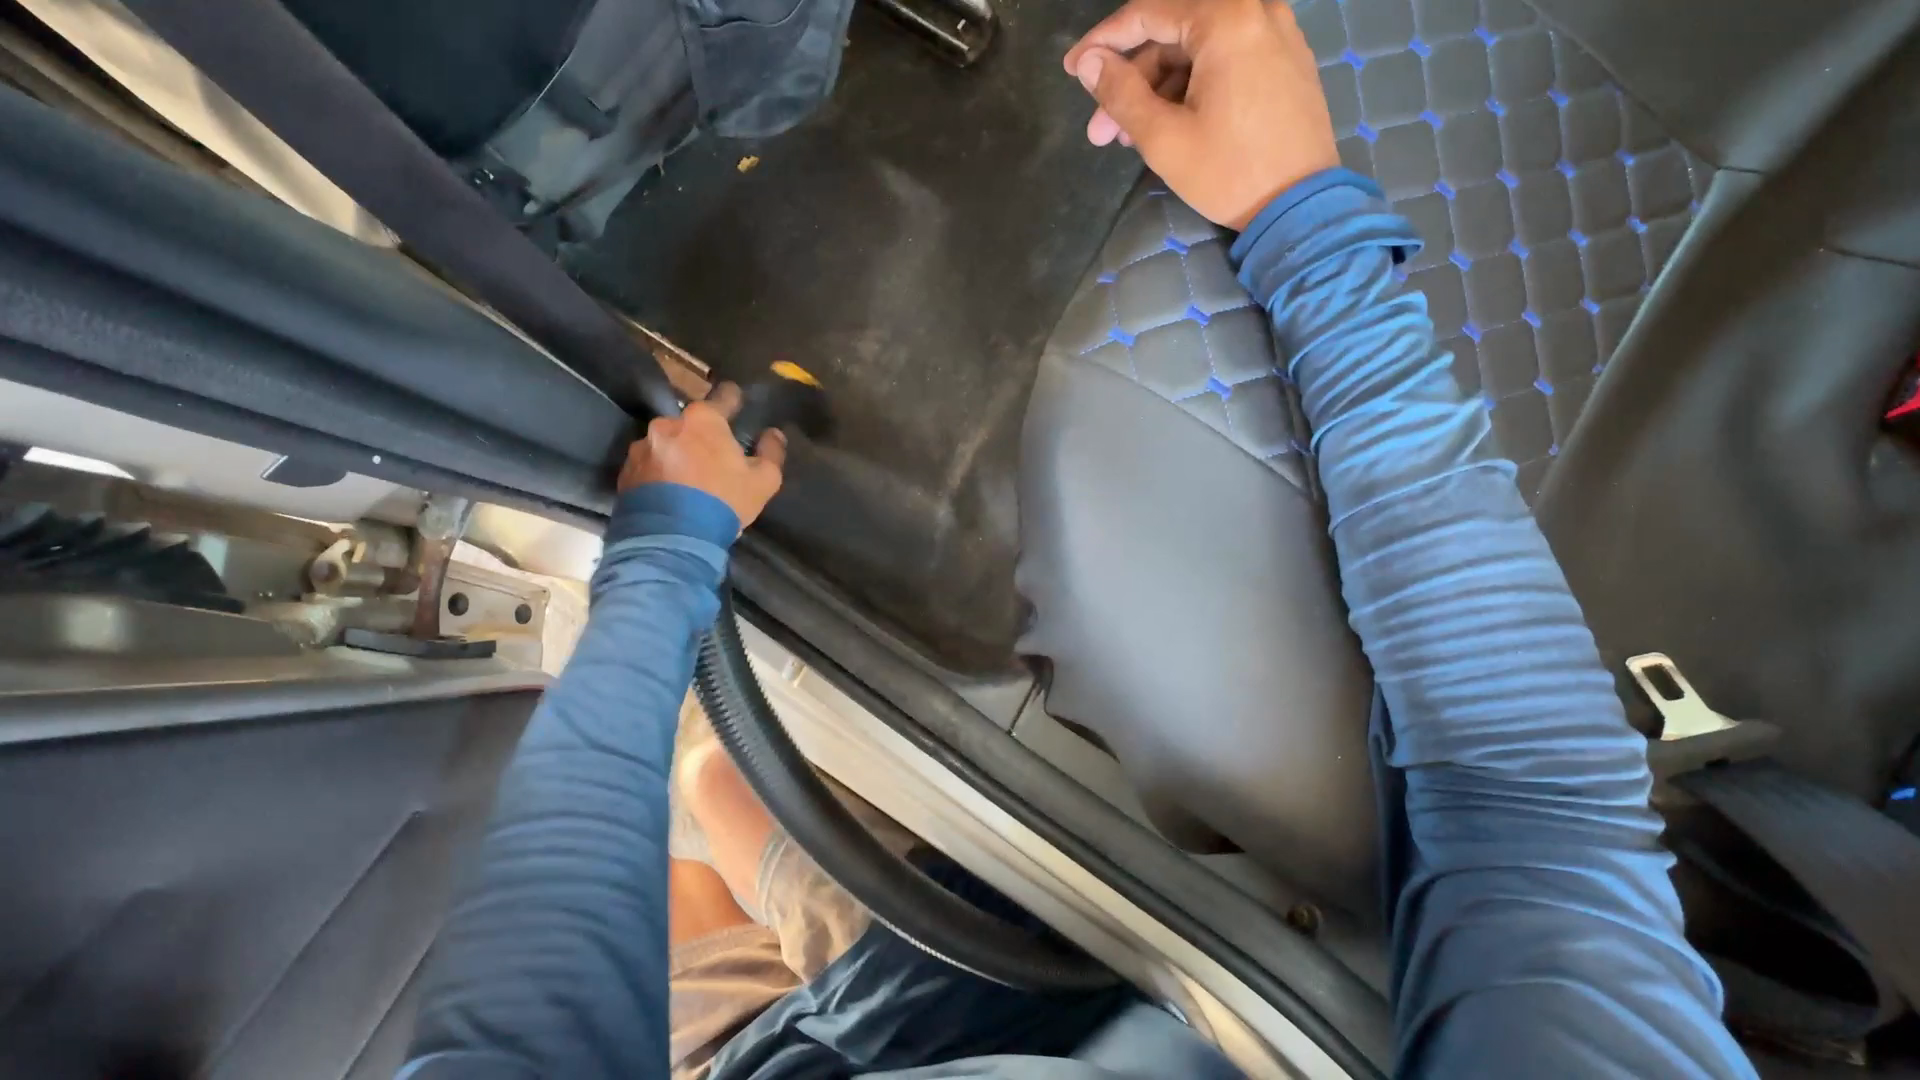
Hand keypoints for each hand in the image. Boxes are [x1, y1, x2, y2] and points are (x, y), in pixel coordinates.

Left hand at [618, 383, 787, 528]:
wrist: (670, 539)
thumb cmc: (724, 502)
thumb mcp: (763, 481)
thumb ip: (771, 452)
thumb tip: (774, 434)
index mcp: (704, 419)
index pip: (724, 396)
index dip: (735, 401)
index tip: (739, 406)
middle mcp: (668, 423)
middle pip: (692, 423)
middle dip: (703, 436)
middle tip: (714, 459)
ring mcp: (642, 446)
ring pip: (667, 443)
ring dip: (678, 454)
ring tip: (687, 481)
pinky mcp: (626, 471)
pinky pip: (648, 464)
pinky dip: (659, 473)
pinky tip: (669, 493)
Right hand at [1064, 0, 1337, 229]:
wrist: (1301, 205)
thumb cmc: (1228, 172)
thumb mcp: (1163, 137)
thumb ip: (1121, 93)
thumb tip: (1089, 62)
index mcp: (1226, 18)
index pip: (1148, 13)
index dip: (1103, 41)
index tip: (1072, 69)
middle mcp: (1256, 10)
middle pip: (1174, 33)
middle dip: (1131, 80)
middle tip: (1101, 128)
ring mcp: (1277, 34)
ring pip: (1197, 50)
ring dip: (1158, 90)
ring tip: (1128, 138)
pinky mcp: (1285, 61)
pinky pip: (1225, 59)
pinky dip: (1191, 86)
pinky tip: (1167, 124)